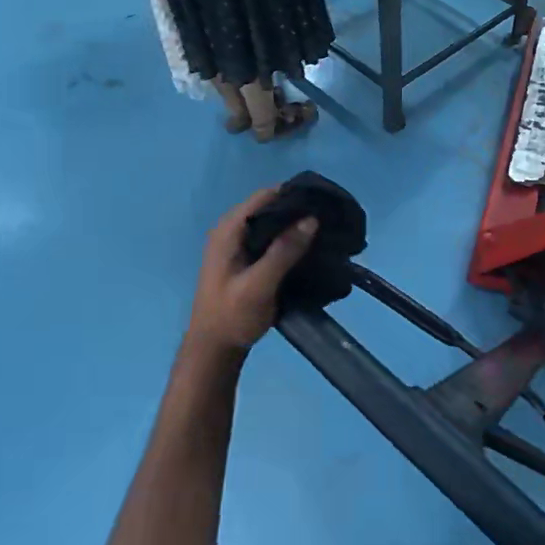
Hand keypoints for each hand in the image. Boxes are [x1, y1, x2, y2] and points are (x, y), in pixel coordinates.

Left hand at [187, 189, 316, 354]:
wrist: (214, 350)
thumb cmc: (232, 316)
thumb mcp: (259, 285)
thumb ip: (283, 252)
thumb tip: (312, 219)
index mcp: (229, 230)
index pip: (266, 196)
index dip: (294, 195)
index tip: (323, 203)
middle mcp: (233, 230)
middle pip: (271, 206)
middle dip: (299, 209)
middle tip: (329, 218)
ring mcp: (239, 243)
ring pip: (274, 222)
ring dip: (297, 224)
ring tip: (326, 230)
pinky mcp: (248, 256)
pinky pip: (273, 236)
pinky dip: (291, 237)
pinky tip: (312, 246)